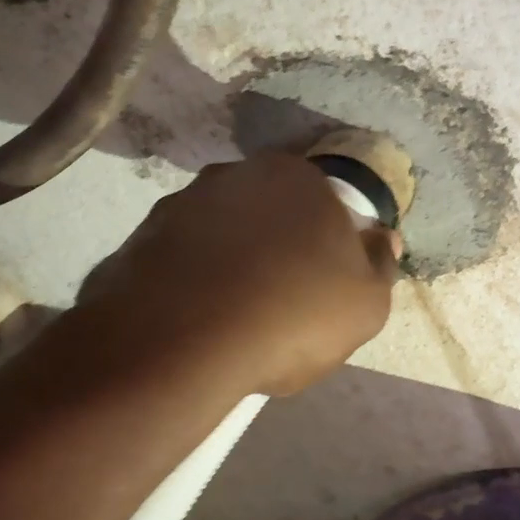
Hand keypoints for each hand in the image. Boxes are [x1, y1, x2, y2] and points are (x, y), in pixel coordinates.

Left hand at [73, 153, 400, 395]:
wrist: (181, 344)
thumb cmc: (293, 314)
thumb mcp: (366, 303)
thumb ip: (381, 265)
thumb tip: (383, 239)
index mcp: (296, 177)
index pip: (326, 203)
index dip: (330, 244)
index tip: (327, 284)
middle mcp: (235, 175)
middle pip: (270, 213)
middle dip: (277, 247)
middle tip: (283, 300)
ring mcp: (179, 204)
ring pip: (221, 233)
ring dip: (230, 262)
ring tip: (233, 316)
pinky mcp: (137, 239)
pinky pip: (179, 260)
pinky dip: (190, 282)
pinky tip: (196, 321)